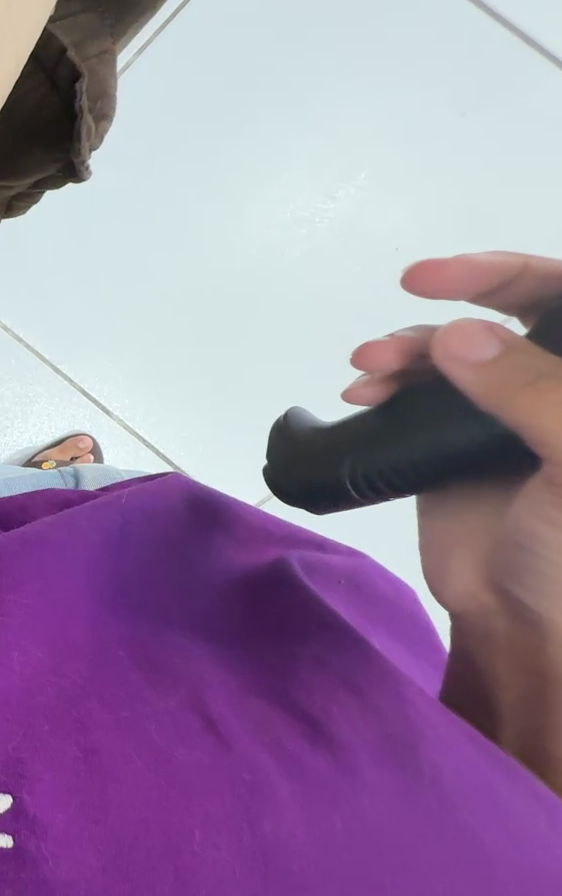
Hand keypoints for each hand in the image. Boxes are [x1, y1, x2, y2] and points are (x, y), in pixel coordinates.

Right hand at [342, 253, 561, 626]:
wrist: (529, 617)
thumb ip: (533, 392)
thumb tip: (457, 334)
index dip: (510, 277)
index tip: (435, 277)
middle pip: (512, 320)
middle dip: (448, 314)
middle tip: (388, 331)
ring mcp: (514, 416)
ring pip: (458, 355)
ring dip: (406, 352)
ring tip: (364, 372)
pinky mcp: (457, 443)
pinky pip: (419, 396)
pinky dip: (387, 386)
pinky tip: (361, 395)